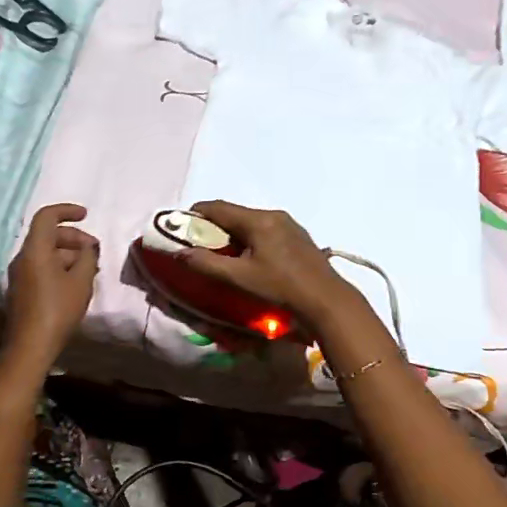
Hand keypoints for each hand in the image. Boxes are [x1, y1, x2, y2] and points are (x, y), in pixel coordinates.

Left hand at [4, 203, 98, 363]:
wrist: (30, 345)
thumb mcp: (81, 281)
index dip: (67, 211)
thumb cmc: (57, 309)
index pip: (47, 216)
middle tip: (94, 251)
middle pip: (47, 235)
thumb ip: (87, 258)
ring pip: (46, 253)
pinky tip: (75, 283)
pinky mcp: (22, 289)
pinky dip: (59, 267)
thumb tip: (88, 248)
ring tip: (89, 269)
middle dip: (73, 237)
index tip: (86, 215)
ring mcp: (20, 274)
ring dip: (68, 254)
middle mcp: (23, 257)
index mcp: (35, 250)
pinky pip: (41, 267)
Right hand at [180, 201, 361, 324]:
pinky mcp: (298, 236)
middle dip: (213, 225)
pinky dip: (250, 237)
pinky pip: (265, 229)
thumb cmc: (280, 287)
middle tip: (198, 243)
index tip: (180, 225)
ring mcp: (289, 224)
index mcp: (258, 220)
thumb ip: (207, 264)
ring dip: (233, 232)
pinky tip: (249, 257)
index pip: (218, 207)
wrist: (325, 299)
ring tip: (222, 252)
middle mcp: (273, 215)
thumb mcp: (239, 277)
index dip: (196, 214)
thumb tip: (180, 253)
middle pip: (235, 213)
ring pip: (250, 221)